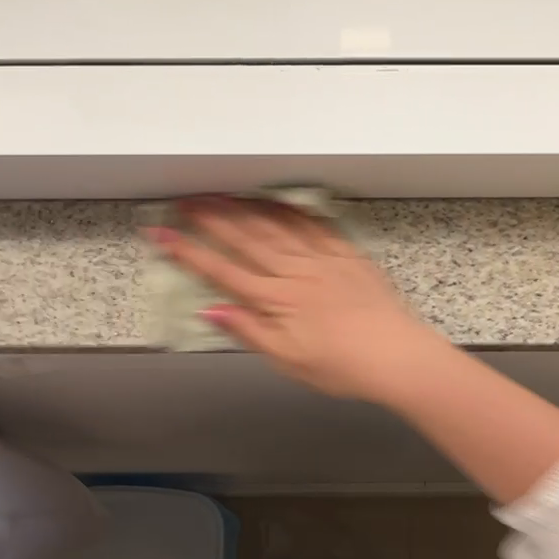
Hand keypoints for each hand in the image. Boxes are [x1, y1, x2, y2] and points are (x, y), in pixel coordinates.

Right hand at [148, 197, 453, 403]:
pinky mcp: (347, 256)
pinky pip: (315, 225)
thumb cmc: (341, 367)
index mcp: (276, 299)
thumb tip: (211, 311)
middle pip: (246, 238)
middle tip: (185, 198)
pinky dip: (292, 211)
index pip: (223, 271)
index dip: (189, 253)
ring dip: (246, 207)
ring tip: (222, 192)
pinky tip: (279, 202)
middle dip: (211, 217)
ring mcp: (323, 259)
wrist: (396, 356)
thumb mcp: (288, 360)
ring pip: (277, 225)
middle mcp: (295, 271)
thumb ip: (249, 331)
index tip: (162, 234)